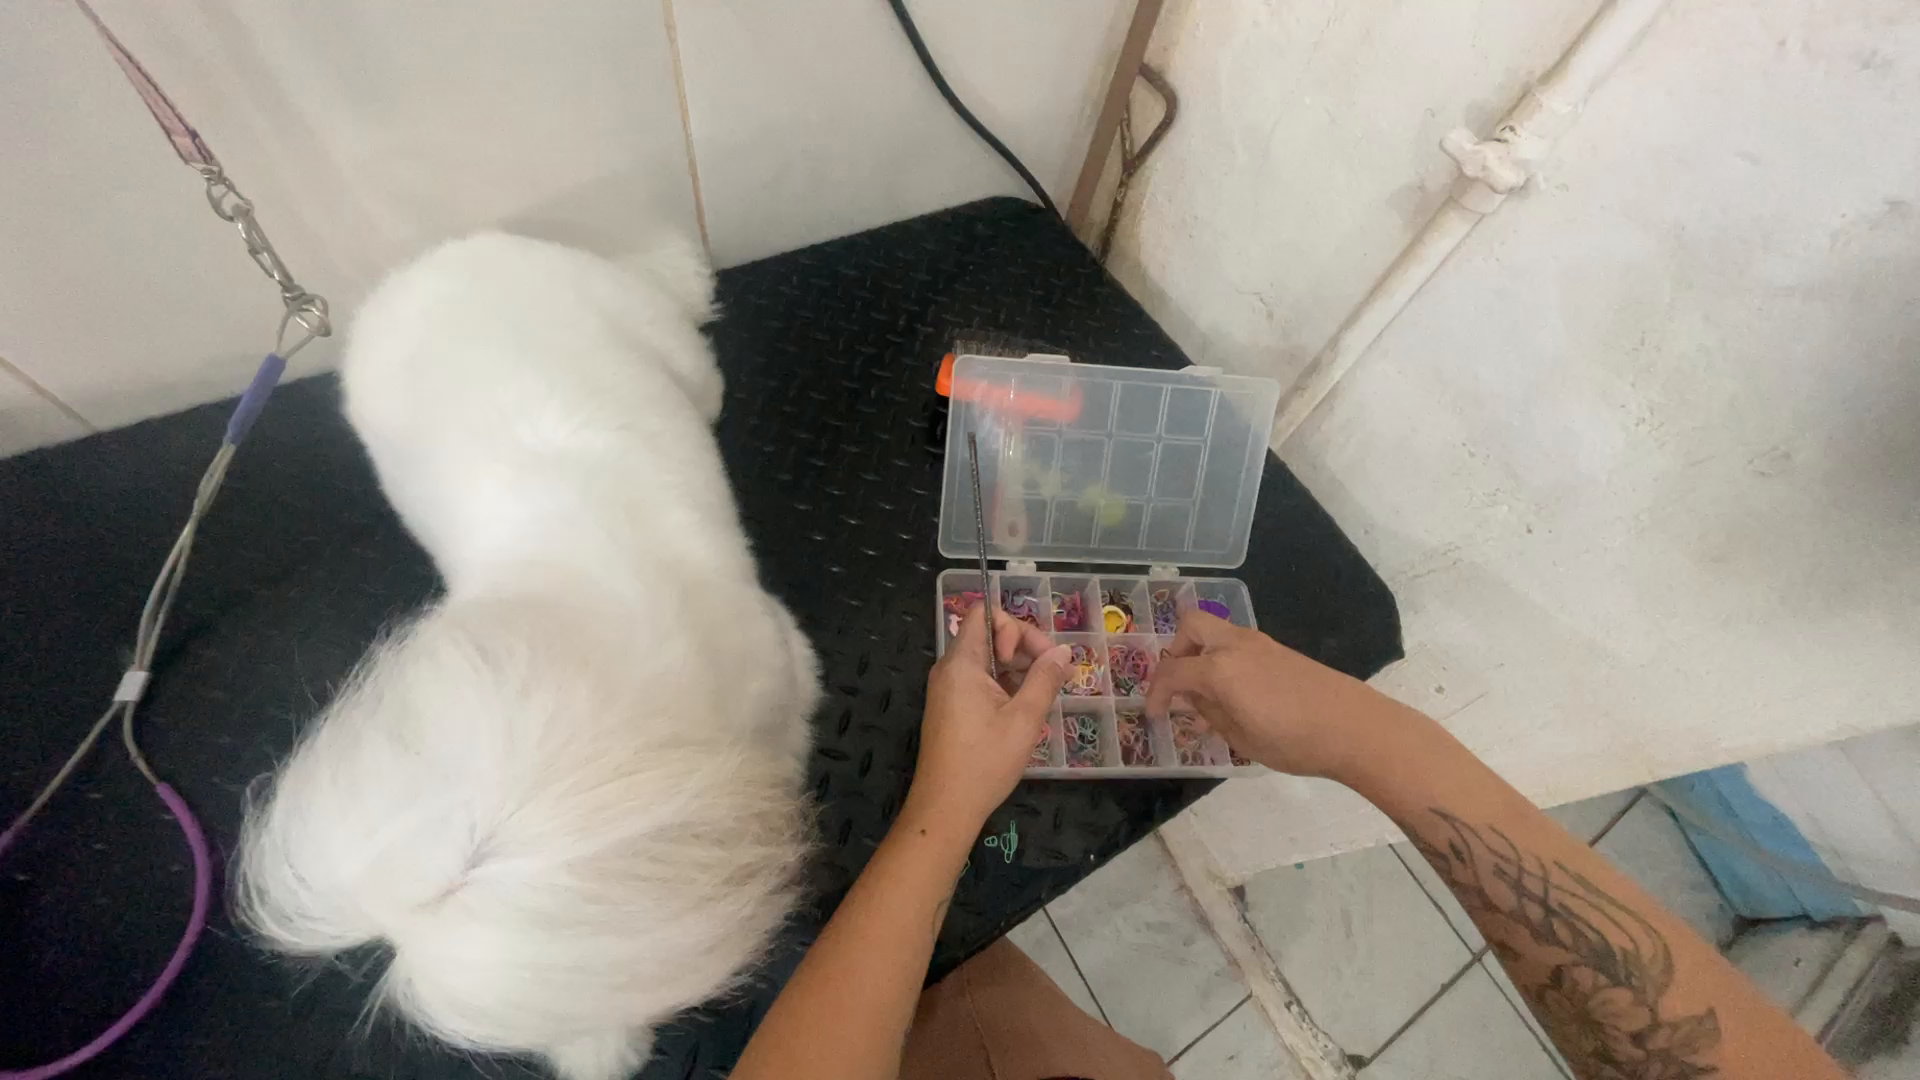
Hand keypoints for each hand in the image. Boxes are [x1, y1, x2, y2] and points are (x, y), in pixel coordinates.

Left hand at [907, 604, 1070, 832]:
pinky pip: (980, 680)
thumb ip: (1045, 680)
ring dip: (1018, 668)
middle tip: (1050, 676)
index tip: (1031, 659)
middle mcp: (950, 668)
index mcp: (961, 663)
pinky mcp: (951, 707)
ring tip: (1042, 695)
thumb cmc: (984, 762)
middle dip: (1023, 647)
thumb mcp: (1024, 720)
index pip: (984, 613)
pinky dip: (1004, 685)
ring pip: (987, 659)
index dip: (1014, 626)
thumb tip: (1063, 651)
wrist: (945, 808)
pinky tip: (1024, 709)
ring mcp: (948, 688)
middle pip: (988, 634)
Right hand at [1144, 611, 1420, 780]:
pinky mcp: (1278, 650)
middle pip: (1190, 625)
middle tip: (1181, 684)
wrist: (1356, 728)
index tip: (1154, 716)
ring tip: (1209, 695)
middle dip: (1176, 650)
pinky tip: (1237, 695)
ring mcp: (1259, 644)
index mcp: (1219, 669)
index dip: (1156, 694)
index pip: (1172, 672)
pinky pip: (1236, 644)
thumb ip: (1209, 714)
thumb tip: (1191, 701)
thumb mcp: (1241, 738)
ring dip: (1202, 654)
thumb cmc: (1294, 741)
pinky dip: (1224, 660)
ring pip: (1215, 631)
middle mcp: (1234, 646)